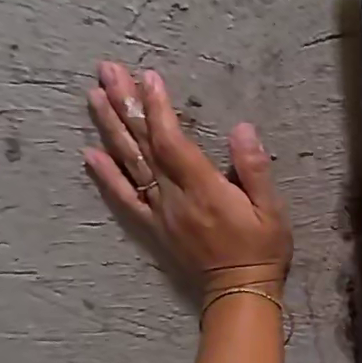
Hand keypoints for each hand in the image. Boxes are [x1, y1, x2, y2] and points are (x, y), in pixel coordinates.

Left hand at [84, 62, 291, 297]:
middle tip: (107, 70)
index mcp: (204, 190)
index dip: (158, 108)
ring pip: (130, 164)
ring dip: (111, 128)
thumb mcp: (271, 209)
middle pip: (144, 145)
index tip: (148, 77)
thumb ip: (254, 168)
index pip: (172, 141)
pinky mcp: (154, 228)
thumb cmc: (263, 248)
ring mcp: (160, 213)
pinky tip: (90, 153)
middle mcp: (174, 198)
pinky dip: (105, 176)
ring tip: (94, 95)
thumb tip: (242, 128)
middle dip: (125, 105)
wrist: (239, 292)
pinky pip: (124, 199)